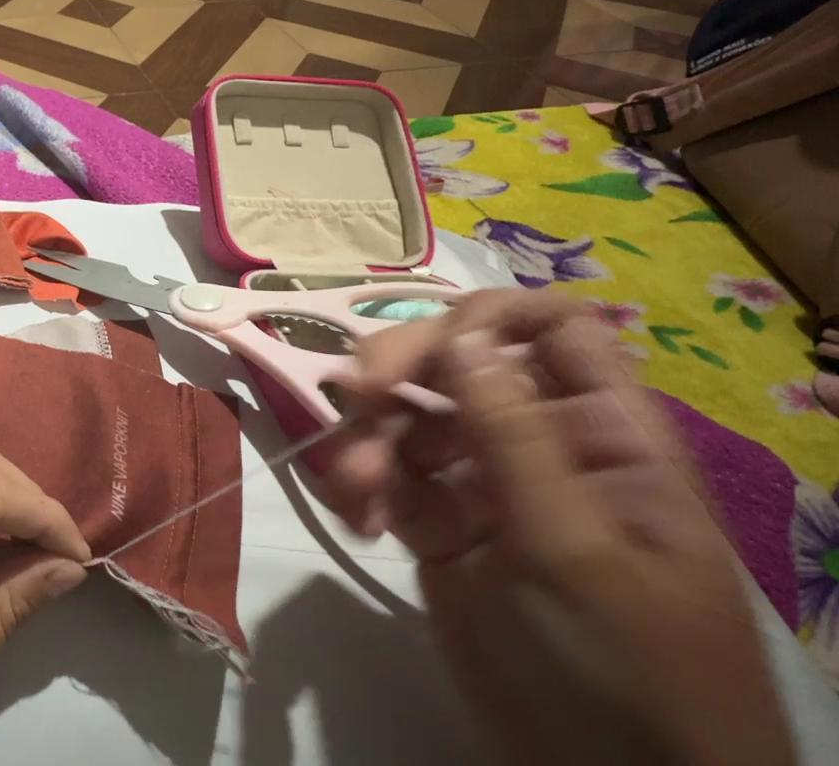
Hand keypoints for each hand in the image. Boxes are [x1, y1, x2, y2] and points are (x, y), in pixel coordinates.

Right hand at [325, 289, 792, 765]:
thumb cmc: (623, 663)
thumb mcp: (570, 545)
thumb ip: (512, 432)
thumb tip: (462, 331)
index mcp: (602, 434)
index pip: (551, 331)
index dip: (488, 317)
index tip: (424, 347)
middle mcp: (539, 444)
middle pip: (455, 364)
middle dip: (399, 376)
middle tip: (359, 403)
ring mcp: (482, 485)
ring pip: (405, 419)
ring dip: (367, 443)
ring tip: (358, 497)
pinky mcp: (436, 525)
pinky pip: (384, 477)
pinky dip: (359, 489)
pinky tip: (360, 522)